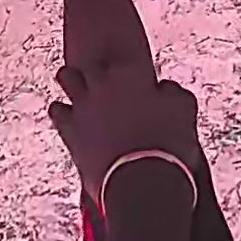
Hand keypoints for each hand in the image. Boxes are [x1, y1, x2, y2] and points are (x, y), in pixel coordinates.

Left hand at [48, 63, 202, 199]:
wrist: (143, 181)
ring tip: (79, 88)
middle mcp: (103, 82)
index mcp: (131, 73)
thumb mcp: (184, 110)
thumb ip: (172, 91)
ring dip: (72, 80)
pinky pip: (56, 109)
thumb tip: (164, 87)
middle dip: (98, 73)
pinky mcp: (69, 128)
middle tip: (105, 85)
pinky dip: (62, 111)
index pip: (123, 59)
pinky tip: (68, 116)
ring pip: (67, 76)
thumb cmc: (169, 145)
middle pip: (92, 65)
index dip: (128, 72)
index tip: (133, 83)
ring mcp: (82, 104)